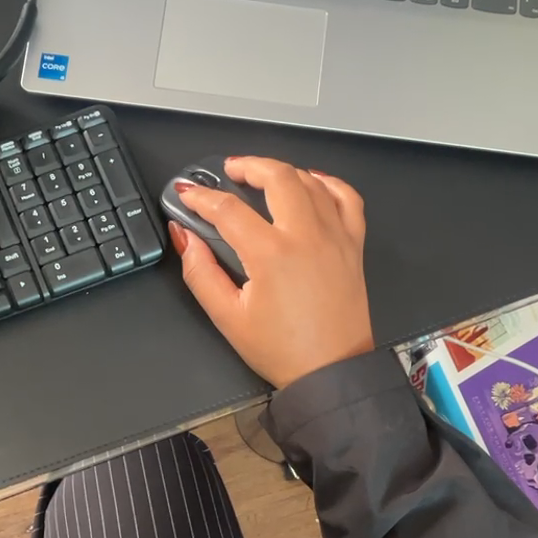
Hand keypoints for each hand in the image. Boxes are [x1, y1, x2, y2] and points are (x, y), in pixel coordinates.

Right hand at [170, 157, 374, 387]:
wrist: (329, 371)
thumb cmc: (282, 350)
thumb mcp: (227, 317)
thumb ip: (201, 273)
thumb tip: (185, 239)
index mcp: (271, 254)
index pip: (229, 209)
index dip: (202, 197)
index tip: (187, 195)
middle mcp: (306, 236)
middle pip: (276, 177)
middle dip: (248, 166)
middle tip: (228, 170)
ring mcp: (335, 236)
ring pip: (310, 180)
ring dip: (282, 170)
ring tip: (262, 174)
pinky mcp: (352, 244)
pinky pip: (345, 197)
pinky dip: (326, 182)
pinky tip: (310, 183)